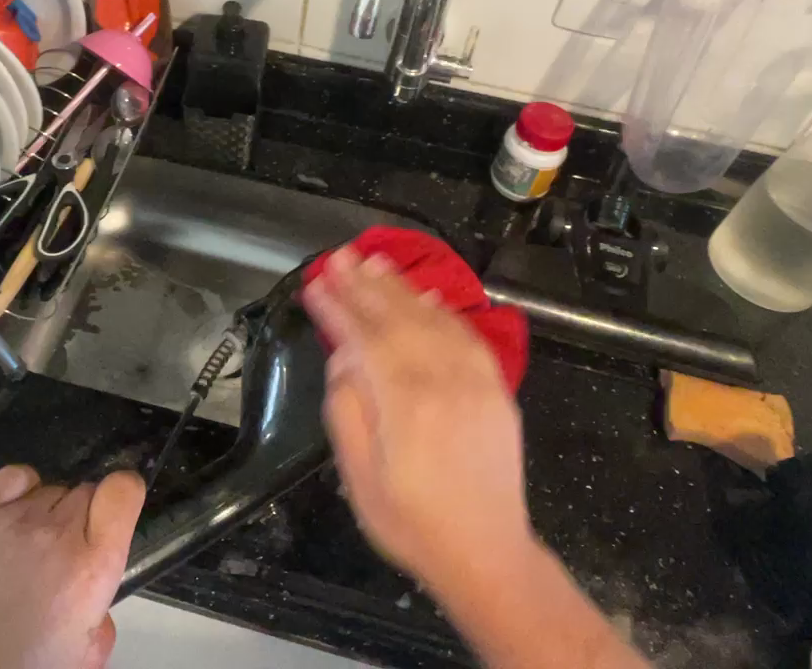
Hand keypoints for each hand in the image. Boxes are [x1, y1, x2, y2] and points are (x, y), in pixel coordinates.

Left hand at [0, 464, 145, 668]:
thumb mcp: (77, 661)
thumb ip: (99, 622)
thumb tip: (94, 603)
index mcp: (89, 570)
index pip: (123, 491)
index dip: (121, 499)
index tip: (111, 516)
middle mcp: (54, 534)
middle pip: (84, 492)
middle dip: (78, 522)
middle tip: (56, 562)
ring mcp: (9, 521)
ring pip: (48, 490)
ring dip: (43, 515)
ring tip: (20, 554)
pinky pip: (12, 478)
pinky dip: (17, 492)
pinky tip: (7, 522)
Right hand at [300, 248, 534, 590]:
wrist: (487, 553)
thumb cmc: (412, 521)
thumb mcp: (360, 477)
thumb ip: (347, 410)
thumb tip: (344, 358)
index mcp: (404, 404)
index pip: (363, 339)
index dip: (337, 309)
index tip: (315, 286)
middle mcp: (442, 381)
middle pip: (396, 318)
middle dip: (363, 284)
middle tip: (339, 257)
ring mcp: (474, 380)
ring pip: (430, 318)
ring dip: (399, 287)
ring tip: (373, 262)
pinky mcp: (495, 387)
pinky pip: (465, 334)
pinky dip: (442, 309)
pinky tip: (425, 294)